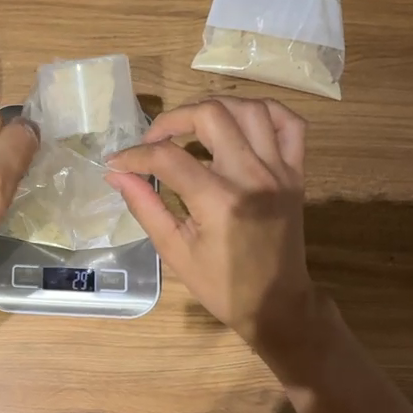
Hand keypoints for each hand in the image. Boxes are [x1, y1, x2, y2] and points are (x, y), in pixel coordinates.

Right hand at [105, 97, 315, 351]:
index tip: (117, 163)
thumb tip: (116, 175)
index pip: (168, 157)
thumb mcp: (174, 251)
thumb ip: (145, 207)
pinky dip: (264, 111)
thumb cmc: (221, 285)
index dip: (135, 155)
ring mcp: (279, 171)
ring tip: (191, 126)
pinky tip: (239, 121)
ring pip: (249, 109)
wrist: (277, 304)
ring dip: (214, 108)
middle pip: (211, 115)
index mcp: (219, 201)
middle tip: (154, 141)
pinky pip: (289, 124)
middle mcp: (252, 176)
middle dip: (172, 119)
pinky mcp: (295, 172)